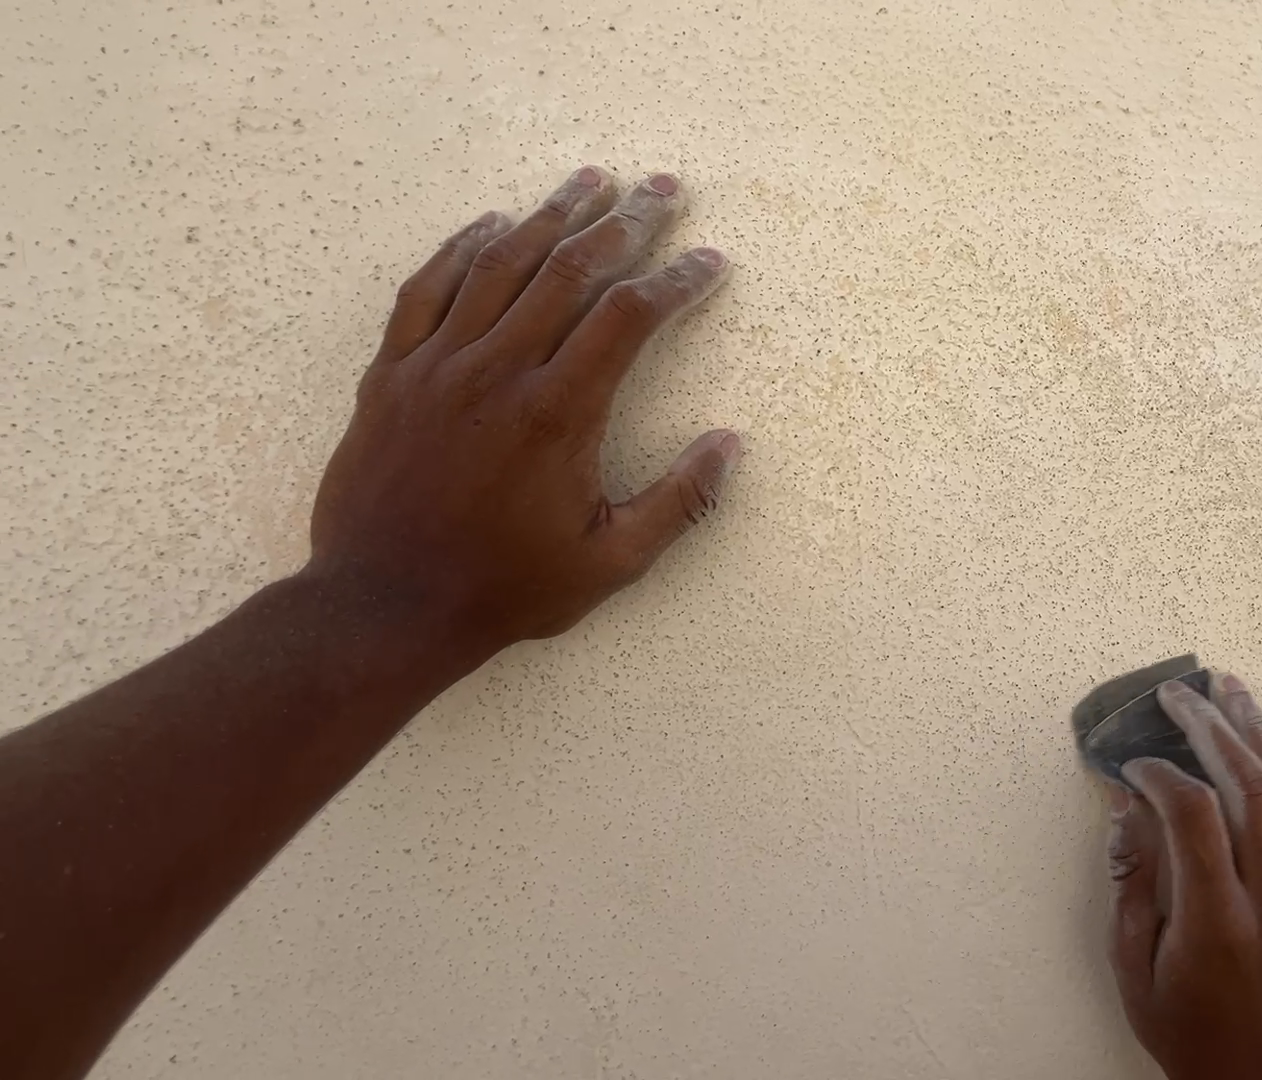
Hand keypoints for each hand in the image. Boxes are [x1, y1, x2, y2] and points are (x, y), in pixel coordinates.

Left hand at [306, 166, 737, 654]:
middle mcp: (499, 372)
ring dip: (552, 216)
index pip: (628, 318)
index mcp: (559, 414)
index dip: (676, 281)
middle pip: (570, 271)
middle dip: (625, 224)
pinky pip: (427, 288)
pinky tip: (493, 224)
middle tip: (662, 191)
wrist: (386, 606)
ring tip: (591, 181)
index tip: (709, 262)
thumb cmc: (510, 587)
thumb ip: (680, 501)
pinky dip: (463, 248)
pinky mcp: (392, 374)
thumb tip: (729, 445)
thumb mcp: (616, 561)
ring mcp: (438, 366)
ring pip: (501, 265)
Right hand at [1106, 675, 1261, 1079]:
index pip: (1194, 813)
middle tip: (1179, 692)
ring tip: (1232, 688)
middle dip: (1209, 726)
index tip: (1132, 764)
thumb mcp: (1131, 964)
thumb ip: (1128, 878)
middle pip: (1249, 786)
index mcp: (1218, 922)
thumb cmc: (1184, 1030)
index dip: (1159, 773)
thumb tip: (1125, 803)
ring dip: (1259, 731)